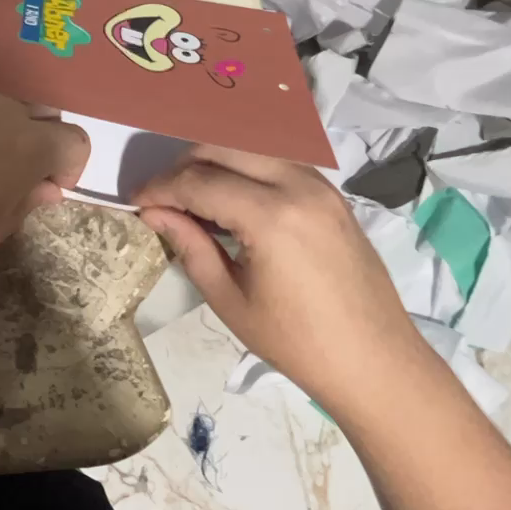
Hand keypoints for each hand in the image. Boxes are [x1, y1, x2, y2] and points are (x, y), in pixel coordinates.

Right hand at [133, 145, 427, 402]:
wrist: (376, 362)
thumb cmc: (296, 341)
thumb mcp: (228, 297)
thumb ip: (189, 245)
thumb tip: (153, 213)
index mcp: (272, 216)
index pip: (198, 181)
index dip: (159, 188)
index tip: (135, 203)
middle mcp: (299, 187)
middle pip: (221, 148)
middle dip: (182, 166)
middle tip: (161, 199)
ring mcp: (321, 187)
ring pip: (250, 147)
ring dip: (213, 162)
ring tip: (192, 199)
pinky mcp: (332, 195)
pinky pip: (277, 161)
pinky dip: (244, 168)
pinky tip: (230, 202)